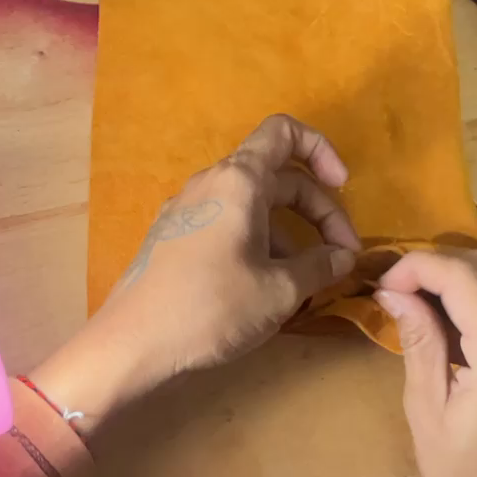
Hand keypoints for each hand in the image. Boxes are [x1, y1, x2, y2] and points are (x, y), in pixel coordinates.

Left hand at [33, 115, 360, 434]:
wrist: (133, 343)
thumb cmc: (211, 308)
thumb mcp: (279, 290)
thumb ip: (319, 266)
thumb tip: (344, 257)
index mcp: (238, 181)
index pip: (284, 133)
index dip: (321, 150)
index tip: (343, 188)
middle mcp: (210, 184)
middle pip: (277, 177)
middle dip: (317, 210)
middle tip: (341, 256)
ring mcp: (187, 210)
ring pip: (252, 206)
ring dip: (288, 234)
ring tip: (305, 282)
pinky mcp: (174, 238)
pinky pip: (227, 225)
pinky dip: (257, 244)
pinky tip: (266, 287)